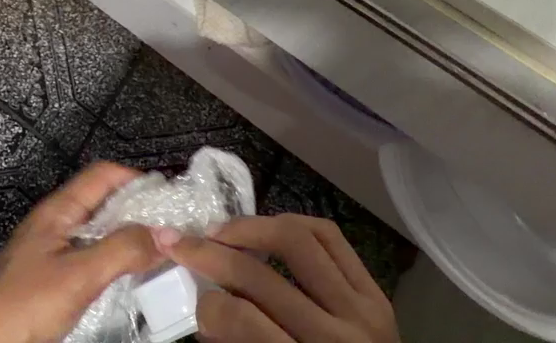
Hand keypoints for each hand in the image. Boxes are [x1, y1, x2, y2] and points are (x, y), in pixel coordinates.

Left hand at [0, 161, 170, 342]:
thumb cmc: (21, 304)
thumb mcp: (78, 274)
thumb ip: (120, 250)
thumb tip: (162, 232)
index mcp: (57, 210)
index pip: (102, 175)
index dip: (135, 179)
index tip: (167, 196)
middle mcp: (55, 224)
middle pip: (102, 203)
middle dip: (137, 211)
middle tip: (171, 229)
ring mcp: (52, 251)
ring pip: (98, 233)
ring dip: (127, 238)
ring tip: (158, 253)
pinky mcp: (52, 279)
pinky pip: (90, 259)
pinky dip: (113, 262)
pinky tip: (129, 278)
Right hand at [163, 215, 398, 342]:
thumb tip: (206, 301)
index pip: (243, 321)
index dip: (207, 306)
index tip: (194, 301)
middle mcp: (337, 340)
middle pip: (260, 276)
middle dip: (208, 254)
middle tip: (179, 243)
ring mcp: (363, 312)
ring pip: (295, 239)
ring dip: (247, 228)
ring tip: (220, 233)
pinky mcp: (376, 294)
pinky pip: (329, 236)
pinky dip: (292, 223)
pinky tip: (268, 230)